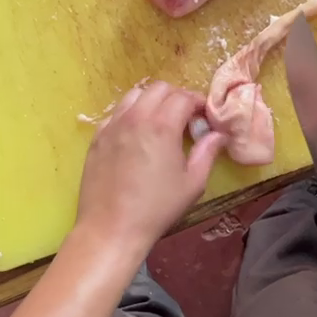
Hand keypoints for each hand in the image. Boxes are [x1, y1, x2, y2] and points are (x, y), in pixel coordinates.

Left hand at [75, 81, 226, 254]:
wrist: (111, 228)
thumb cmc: (156, 208)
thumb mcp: (192, 183)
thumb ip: (207, 153)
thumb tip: (218, 135)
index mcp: (162, 126)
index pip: (183, 97)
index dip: (198, 102)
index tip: (204, 117)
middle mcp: (135, 117)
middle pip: (158, 88)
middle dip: (176, 97)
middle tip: (184, 118)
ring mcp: (112, 125)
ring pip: (134, 95)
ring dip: (151, 101)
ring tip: (159, 122)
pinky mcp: (97, 137)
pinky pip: (116, 113)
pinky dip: (130, 115)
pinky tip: (136, 135)